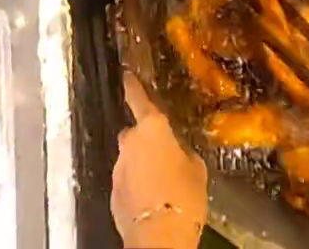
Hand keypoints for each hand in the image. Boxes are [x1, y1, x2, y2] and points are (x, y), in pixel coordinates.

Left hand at [112, 74, 206, 248]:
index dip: (132, 85)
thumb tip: (178, 150)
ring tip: (160, 186)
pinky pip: (126, 182)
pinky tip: (150, 201)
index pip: (137, 98)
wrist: (159, 238)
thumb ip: (184, 151)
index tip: (126, 75)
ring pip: (130, 159)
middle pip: (135, 134)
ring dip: (140, 166)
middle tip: (163, 157)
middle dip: (145, 141)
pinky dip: (135, 187)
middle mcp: (130, 141)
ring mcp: (118, 167)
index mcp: (152, 128)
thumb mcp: (196, 169)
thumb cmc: (183, 197)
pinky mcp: (113, 192)